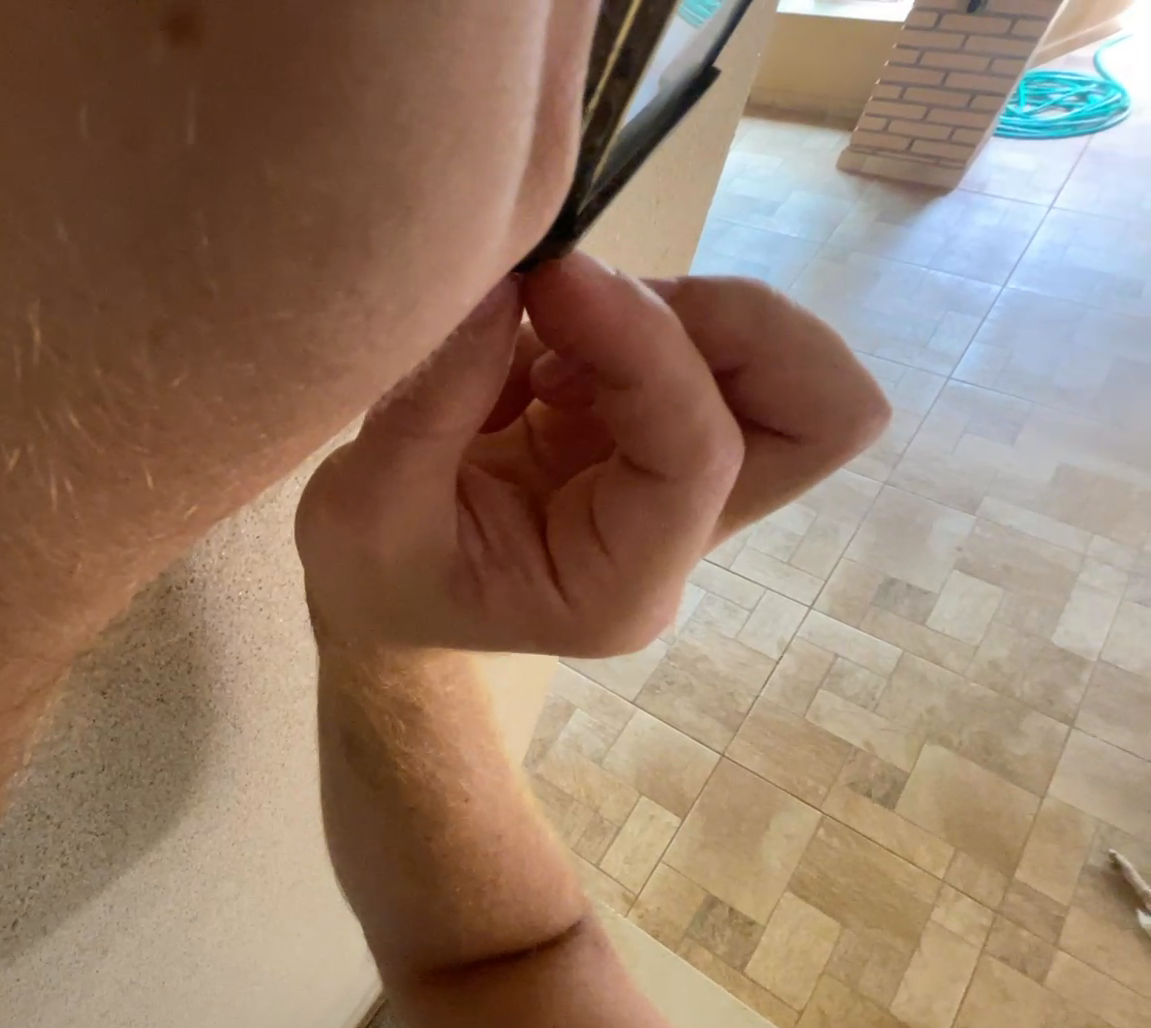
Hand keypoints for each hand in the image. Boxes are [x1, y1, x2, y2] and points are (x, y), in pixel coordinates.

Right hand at [295, 253, 887, 656]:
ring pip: (773, 377)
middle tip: (597, 296)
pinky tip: (523, 355)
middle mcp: (669, 541)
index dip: (646, 349)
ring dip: (668, 316)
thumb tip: (501, 278)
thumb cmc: (366, 575)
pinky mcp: (634, 441)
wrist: (377, 594)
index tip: (552, 279)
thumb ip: (434, 401)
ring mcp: (664, 489)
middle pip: (816, 418)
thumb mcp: (369, 504)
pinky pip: (682, 353)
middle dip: (728, 327)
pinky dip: (614, 322)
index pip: (700, 455)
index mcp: (616, 588)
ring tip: (540, 325)